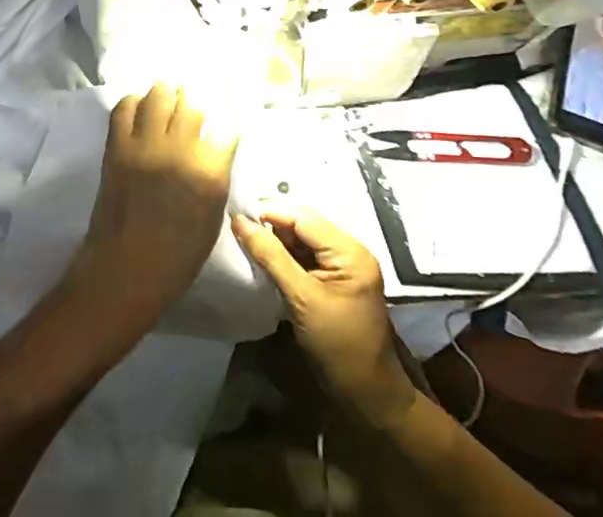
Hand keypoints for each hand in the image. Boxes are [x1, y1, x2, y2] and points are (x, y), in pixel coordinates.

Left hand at [67, 85, 237, 326]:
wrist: (126, 264)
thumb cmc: (178, 252)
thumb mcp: (212, 215)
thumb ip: (216, 174)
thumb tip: (215, 145)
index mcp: (209, 171)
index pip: (223, 129)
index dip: (222, 123)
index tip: (220, 121)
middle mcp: (179, 150)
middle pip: (190, 105)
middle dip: (193, 101)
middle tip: (191, 101)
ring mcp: (144, 145)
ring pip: (158, 99)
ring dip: (165, 94)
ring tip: (167, 95)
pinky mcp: (117, 146)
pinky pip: (125, 109)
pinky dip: (134, 101)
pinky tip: (140, 105)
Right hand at [232, 207, 418, 427]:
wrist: (367, 391)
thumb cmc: (337, 344)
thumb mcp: (300, 297)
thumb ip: (270, 256)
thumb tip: (239, 220)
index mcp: (349, 251)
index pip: (303, 217)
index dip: (269, 212)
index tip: (235, 216)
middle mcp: (350, 250)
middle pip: (303, 222)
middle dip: (270, 223)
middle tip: (237, 229)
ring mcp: (343, 264)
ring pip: (302, 236)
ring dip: (275, 238)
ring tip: (246, 241)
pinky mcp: (335, 277)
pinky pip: (305, 253)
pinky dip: (284, 253)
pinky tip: (263, 257)